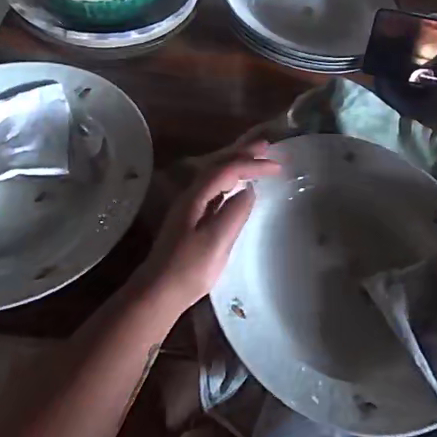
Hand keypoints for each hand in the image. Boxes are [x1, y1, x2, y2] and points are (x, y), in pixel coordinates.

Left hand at [136, 141, 280, 308]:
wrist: (159, 291)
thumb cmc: (188, 269)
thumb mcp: (216, 242)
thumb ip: (234, 214)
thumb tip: (249, 190)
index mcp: (196, 197)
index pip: (226, 170)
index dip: (252, 164)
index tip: (277, 165)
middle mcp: (191, 195)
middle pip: (218, 165)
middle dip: (242, 153)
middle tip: (267, 144)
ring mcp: (189, 206)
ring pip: (214, 175)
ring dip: (235, 163)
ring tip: (255, 157)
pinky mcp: (191, 218)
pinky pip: (214, 187)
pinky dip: (229, 179)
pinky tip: (236, 186)